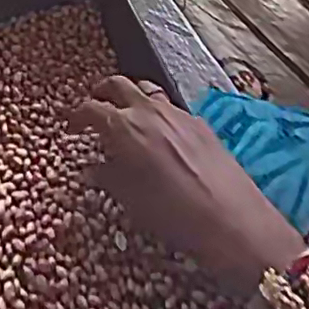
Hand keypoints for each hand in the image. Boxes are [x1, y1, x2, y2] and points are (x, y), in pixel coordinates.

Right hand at [70, 75, 307, 294]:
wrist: (237, 224)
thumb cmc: (177, 217)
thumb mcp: (133, 201)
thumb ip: (109, 177)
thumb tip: (92, 168)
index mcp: (125, 127)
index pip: (91, 108)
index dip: (76, 115)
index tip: (70, 124)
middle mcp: (149, 110)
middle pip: (117, 84)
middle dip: (101, 92)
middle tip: (94, 106)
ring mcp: (177, 113)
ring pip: (145, 88)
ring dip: (130, 95)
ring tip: (125, 111)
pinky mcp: (199, 122)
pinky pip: (169, 105)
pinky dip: (155, 109)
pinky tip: (159, 131)